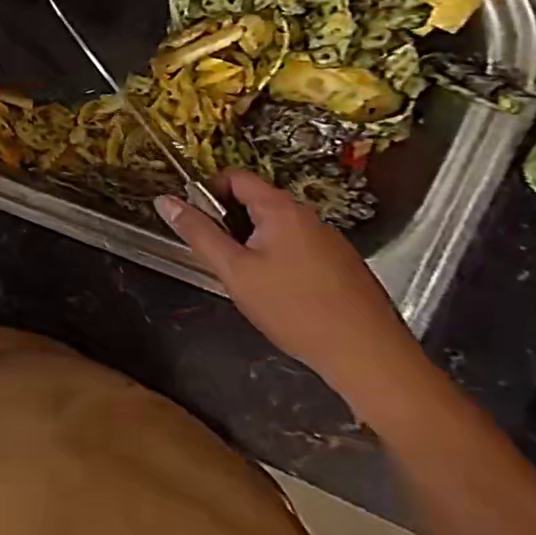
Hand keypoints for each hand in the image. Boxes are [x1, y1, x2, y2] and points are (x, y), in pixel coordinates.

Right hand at [154, 169, 419, 392]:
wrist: (369, 357)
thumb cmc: (294, 309)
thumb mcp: (233, 271)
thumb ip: (197, 233)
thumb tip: (165, 201)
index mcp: (281, 210)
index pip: (235, 177)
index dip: (207, 190)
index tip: (194, 219)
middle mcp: (308, 217)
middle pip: (255, 202)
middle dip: (228, 222)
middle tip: (219, 257)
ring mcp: (329, 241)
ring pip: (275, 228)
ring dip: (251, 243)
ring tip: (246, 280)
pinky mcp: (342, 265)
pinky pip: (297, 247)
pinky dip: (277, 259)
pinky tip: (278, 294)